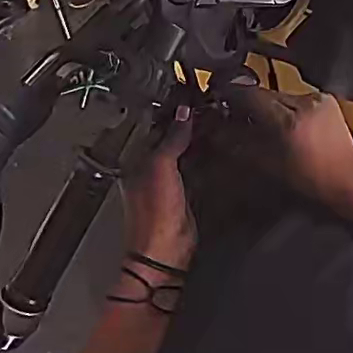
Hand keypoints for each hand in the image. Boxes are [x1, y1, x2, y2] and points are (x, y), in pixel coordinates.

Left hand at [120, 104, 196, 267]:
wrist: (166, 252)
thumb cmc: (154, 217)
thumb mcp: (161, 168)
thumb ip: (171, 140)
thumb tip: (182, 116)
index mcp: (137, 163)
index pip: (155, 129)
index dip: (172, 114)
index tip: (189, 100)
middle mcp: (150, 172)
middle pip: (170, 140)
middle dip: (186, 126)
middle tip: (205, 109)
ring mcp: (168, 185)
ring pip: (183, 154)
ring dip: (197, 141)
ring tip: (212, 123)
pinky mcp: (186, 197)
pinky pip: (195, 170)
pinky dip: (204, 159)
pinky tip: (215, 151)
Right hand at [224, 87, 352, 208]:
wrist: (349, 179)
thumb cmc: (313, 179)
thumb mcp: (269, 164)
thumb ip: (240, 143)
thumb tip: (218, 130)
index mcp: (289, 121)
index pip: (252, 95)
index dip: (233, 96)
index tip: (222, 100)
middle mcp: (305, 104)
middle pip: (266, 93)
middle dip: (251, 104)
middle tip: (240, 117)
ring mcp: (318, 99)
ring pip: (282, 95)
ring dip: (271, 106)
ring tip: (269, 126)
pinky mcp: (327, 100)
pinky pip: (298, 98)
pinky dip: (289, 108)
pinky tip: (290, 124)